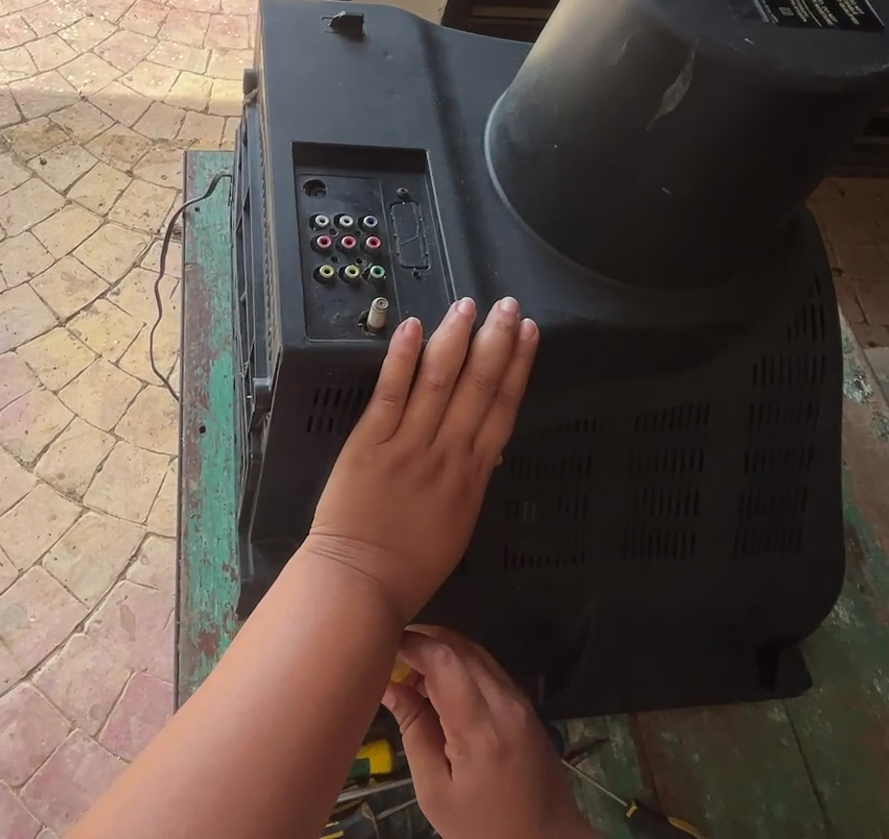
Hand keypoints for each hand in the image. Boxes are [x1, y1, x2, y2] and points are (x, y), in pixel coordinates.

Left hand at [303, 296, 538, 620]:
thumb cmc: (409, 565)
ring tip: (468, 306)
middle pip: (478, 388)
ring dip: (455, 340)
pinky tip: (414, 328)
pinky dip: (402, 359)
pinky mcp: (369, 443)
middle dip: (496, 342)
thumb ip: (470, 481)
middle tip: (508, 306)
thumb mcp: (457, 525)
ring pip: (438, 382)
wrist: (359, 584)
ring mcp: (408, 446)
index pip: (503, 409)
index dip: (518, 367)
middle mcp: (447, 454)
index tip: (529, 335)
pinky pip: (390, 394)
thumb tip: (486, 447)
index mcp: (472, 476)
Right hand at [385, 626, 598, 838]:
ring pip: (475, 651)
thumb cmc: (483, 829)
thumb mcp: (436, 793)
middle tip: (393, 658)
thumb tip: (389, 687)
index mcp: (480, 728)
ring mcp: (519, 700)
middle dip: (423, 640)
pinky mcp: (525, 704)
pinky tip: (442, 686)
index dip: (412, 643)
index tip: (384, 645)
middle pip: (459, 646)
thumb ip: (413, 732)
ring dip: (441, 650)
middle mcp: (504, 702)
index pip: (444, 660)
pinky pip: (488, 667)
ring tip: (413, 673)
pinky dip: (460, 663)